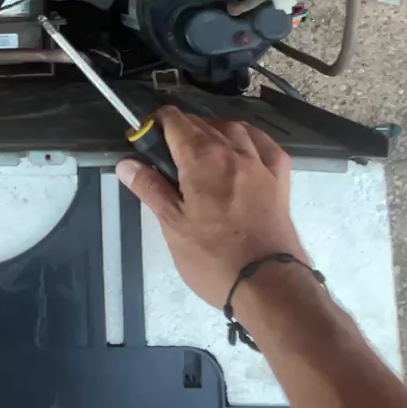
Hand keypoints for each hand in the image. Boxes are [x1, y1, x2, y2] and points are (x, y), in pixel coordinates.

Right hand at [117, 107, 309, 305]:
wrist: (271, 288)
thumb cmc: (215, 258)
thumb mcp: (173, 225)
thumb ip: (149, 188)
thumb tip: (126, 163)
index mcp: (201, 158)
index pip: (173, 120)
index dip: (154, 124)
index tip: (145, 142)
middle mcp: (232, 151)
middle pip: (200, 123)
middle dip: (179, 131)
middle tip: (166, 158)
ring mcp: (260, 164)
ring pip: (232, 129)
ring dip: (212, 131)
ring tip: (201, 152)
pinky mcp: (280, 180)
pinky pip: (265, 144)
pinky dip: (249, 139)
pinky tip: (242, 150)